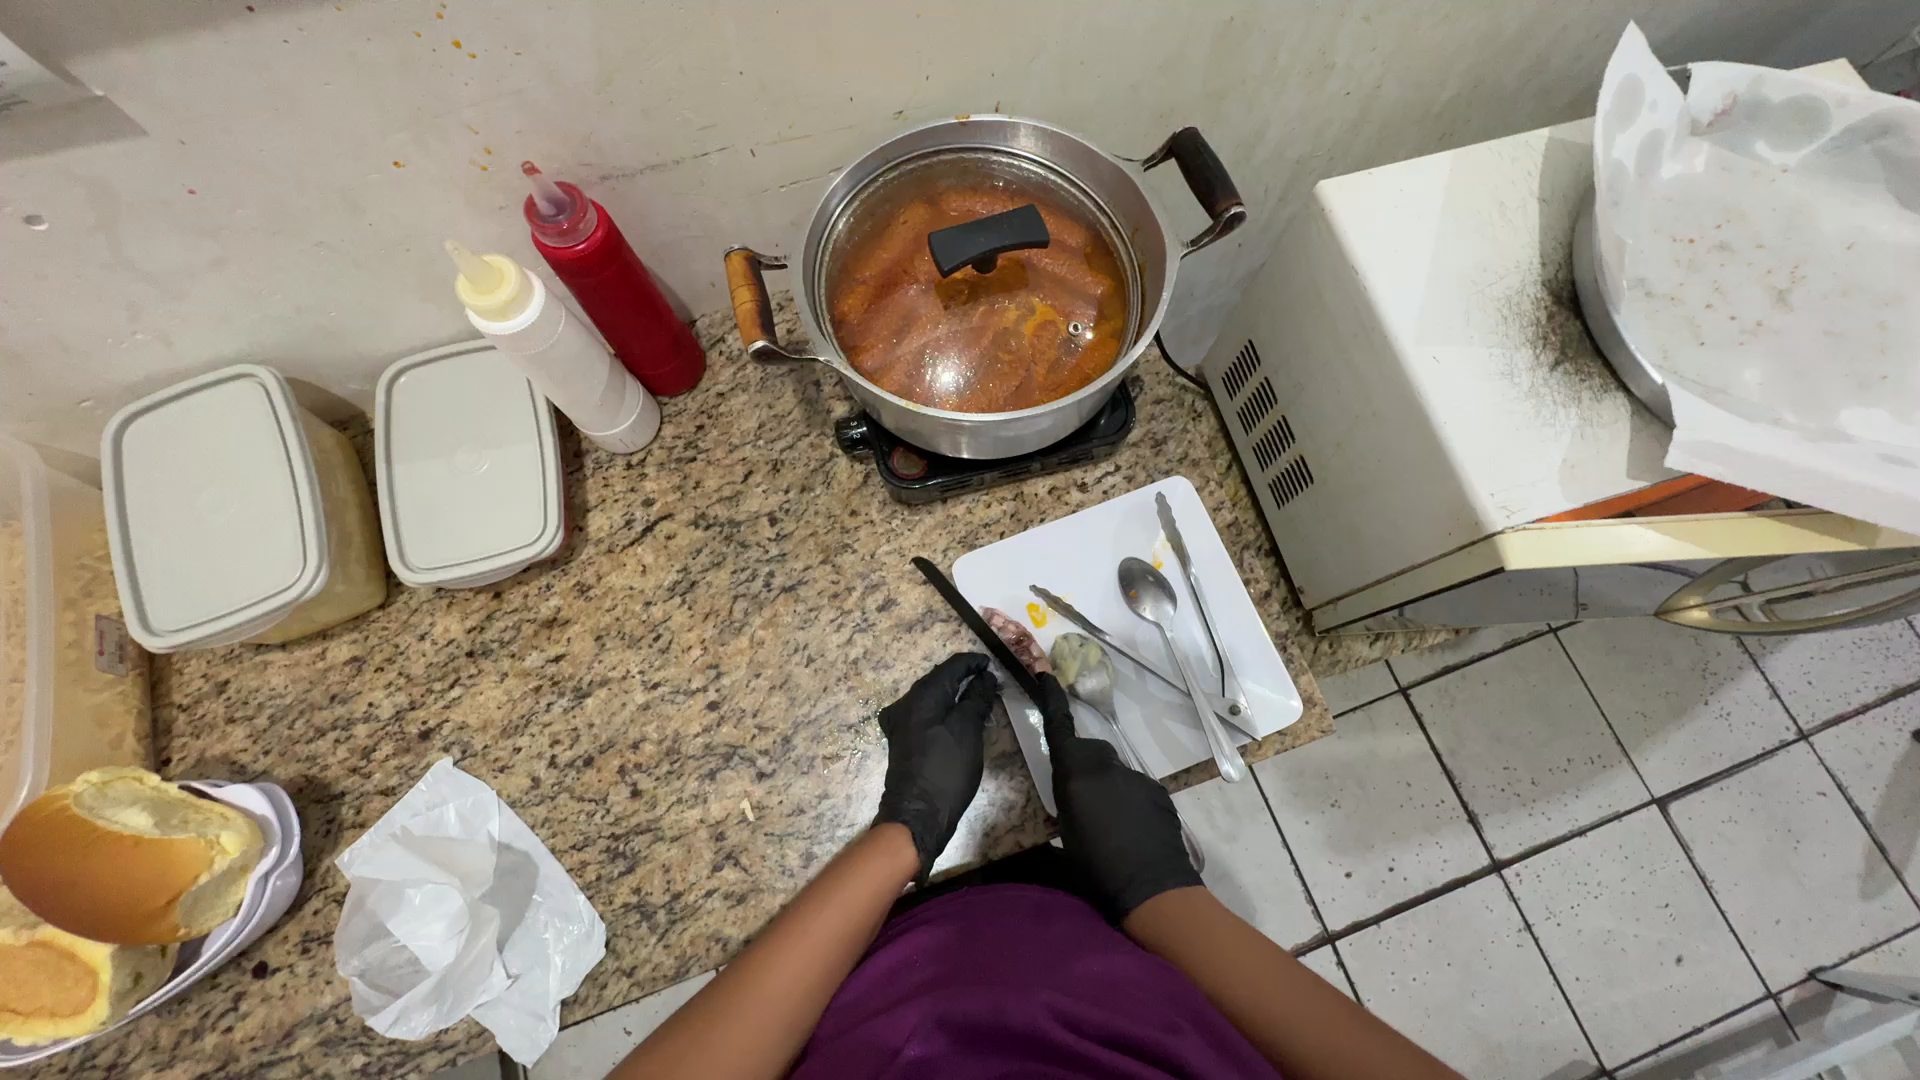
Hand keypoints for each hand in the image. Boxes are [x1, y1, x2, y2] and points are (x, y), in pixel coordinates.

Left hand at [873, 653, 998, 878]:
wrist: (917, 816)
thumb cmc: (946, 770)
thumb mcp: (968, 730)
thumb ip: (976, 698)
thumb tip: (985, 676)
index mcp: (920, 696)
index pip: (950, 666)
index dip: (973, 663)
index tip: (994, 666)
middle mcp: (905, 704)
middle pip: (939, 680)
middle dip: (966, 679)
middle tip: (992, 685)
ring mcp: (901, 723)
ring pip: (933, 698)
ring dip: (957, 696)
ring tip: (982, 701)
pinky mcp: (904, 740)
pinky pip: (928, 714)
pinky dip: (946, 711)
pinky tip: (962, 719)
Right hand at [1040, 673, 1201, 917]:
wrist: (1152, 889)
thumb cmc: (1096, 870)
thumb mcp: (1067, 837)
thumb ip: (1068, 806)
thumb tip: (1072, 802)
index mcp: (1075, 775)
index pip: (1060, 727)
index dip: (1051, 700)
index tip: (1046, 675)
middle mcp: (1105, 767)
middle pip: (1090, 752)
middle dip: (1084, 767)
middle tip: (1081, 802)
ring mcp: (1136, 777)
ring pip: (1114, 772)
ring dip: (1108, 788)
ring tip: (1110, 826)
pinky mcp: (1159, 792)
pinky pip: (1136, 788)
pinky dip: (1130, 802)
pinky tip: (1132, 832)